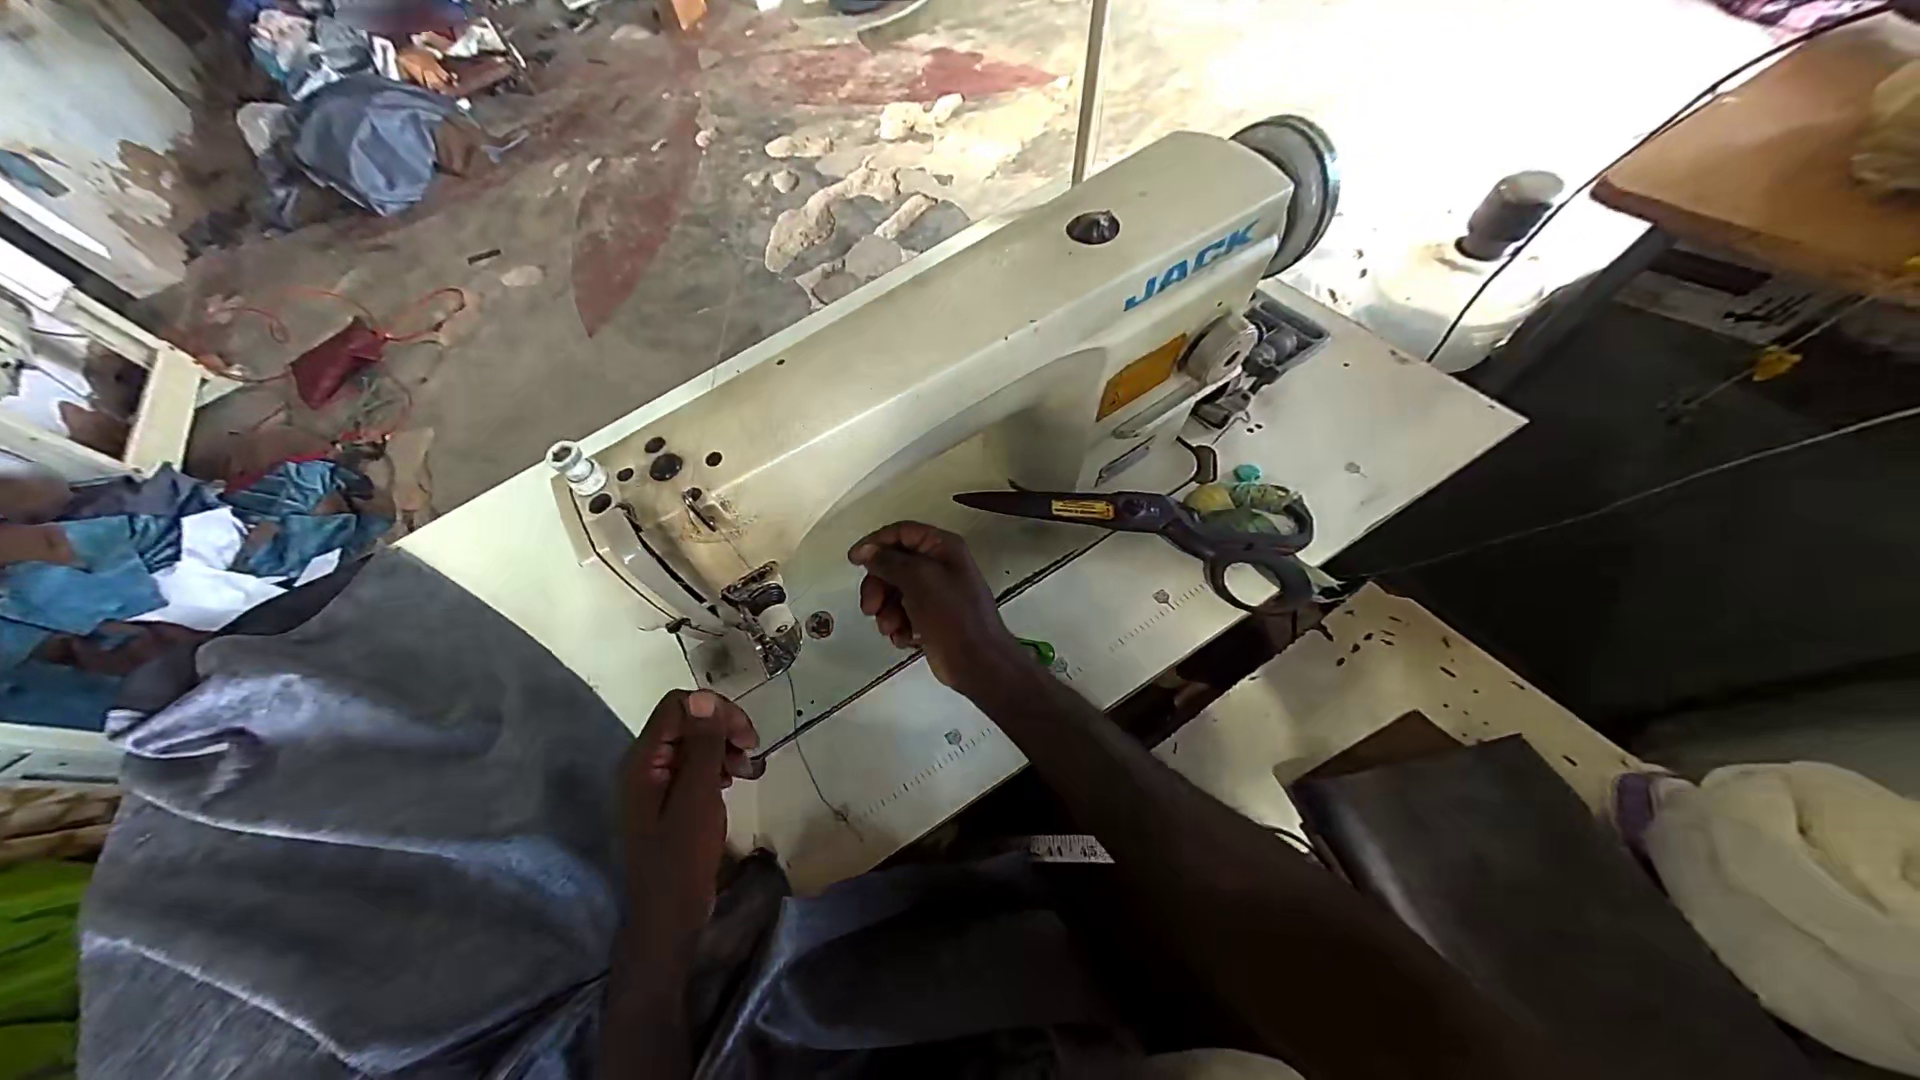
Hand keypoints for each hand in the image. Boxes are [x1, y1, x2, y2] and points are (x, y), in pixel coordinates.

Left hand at [621, 690, 758, 956]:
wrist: (668, 918)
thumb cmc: (681, 858)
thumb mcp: (697, 798)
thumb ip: (701, 746)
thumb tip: (703, 696)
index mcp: (644, 760)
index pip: (679, 706)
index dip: (716, 711)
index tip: (745, 737)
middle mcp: (645, 763)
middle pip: (688, 719)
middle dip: (724, 728)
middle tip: (752, 751)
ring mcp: (656, 781)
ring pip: (695, 740)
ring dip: (725, 746)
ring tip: (748, 770)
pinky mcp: (669, 796)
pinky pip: (695, 763)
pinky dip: (718, 764)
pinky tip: (733, 781)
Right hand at [849, 521, 1028, 691]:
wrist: (977, 664)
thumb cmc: (954, 617)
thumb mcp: (919, 580)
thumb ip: (890, 561)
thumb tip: (868, 551)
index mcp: (943, 548)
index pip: (902, 532)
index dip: (876, 543)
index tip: (854, 559)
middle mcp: (940, 566)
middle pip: (894, 564)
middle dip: (879, 586)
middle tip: (870, 607)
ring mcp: (936, 593)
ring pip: (895, 592)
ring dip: (887, 611)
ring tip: (892, 628)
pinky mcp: (931, 618)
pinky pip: (903, 614)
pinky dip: (899, 626)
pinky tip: (906, 638)